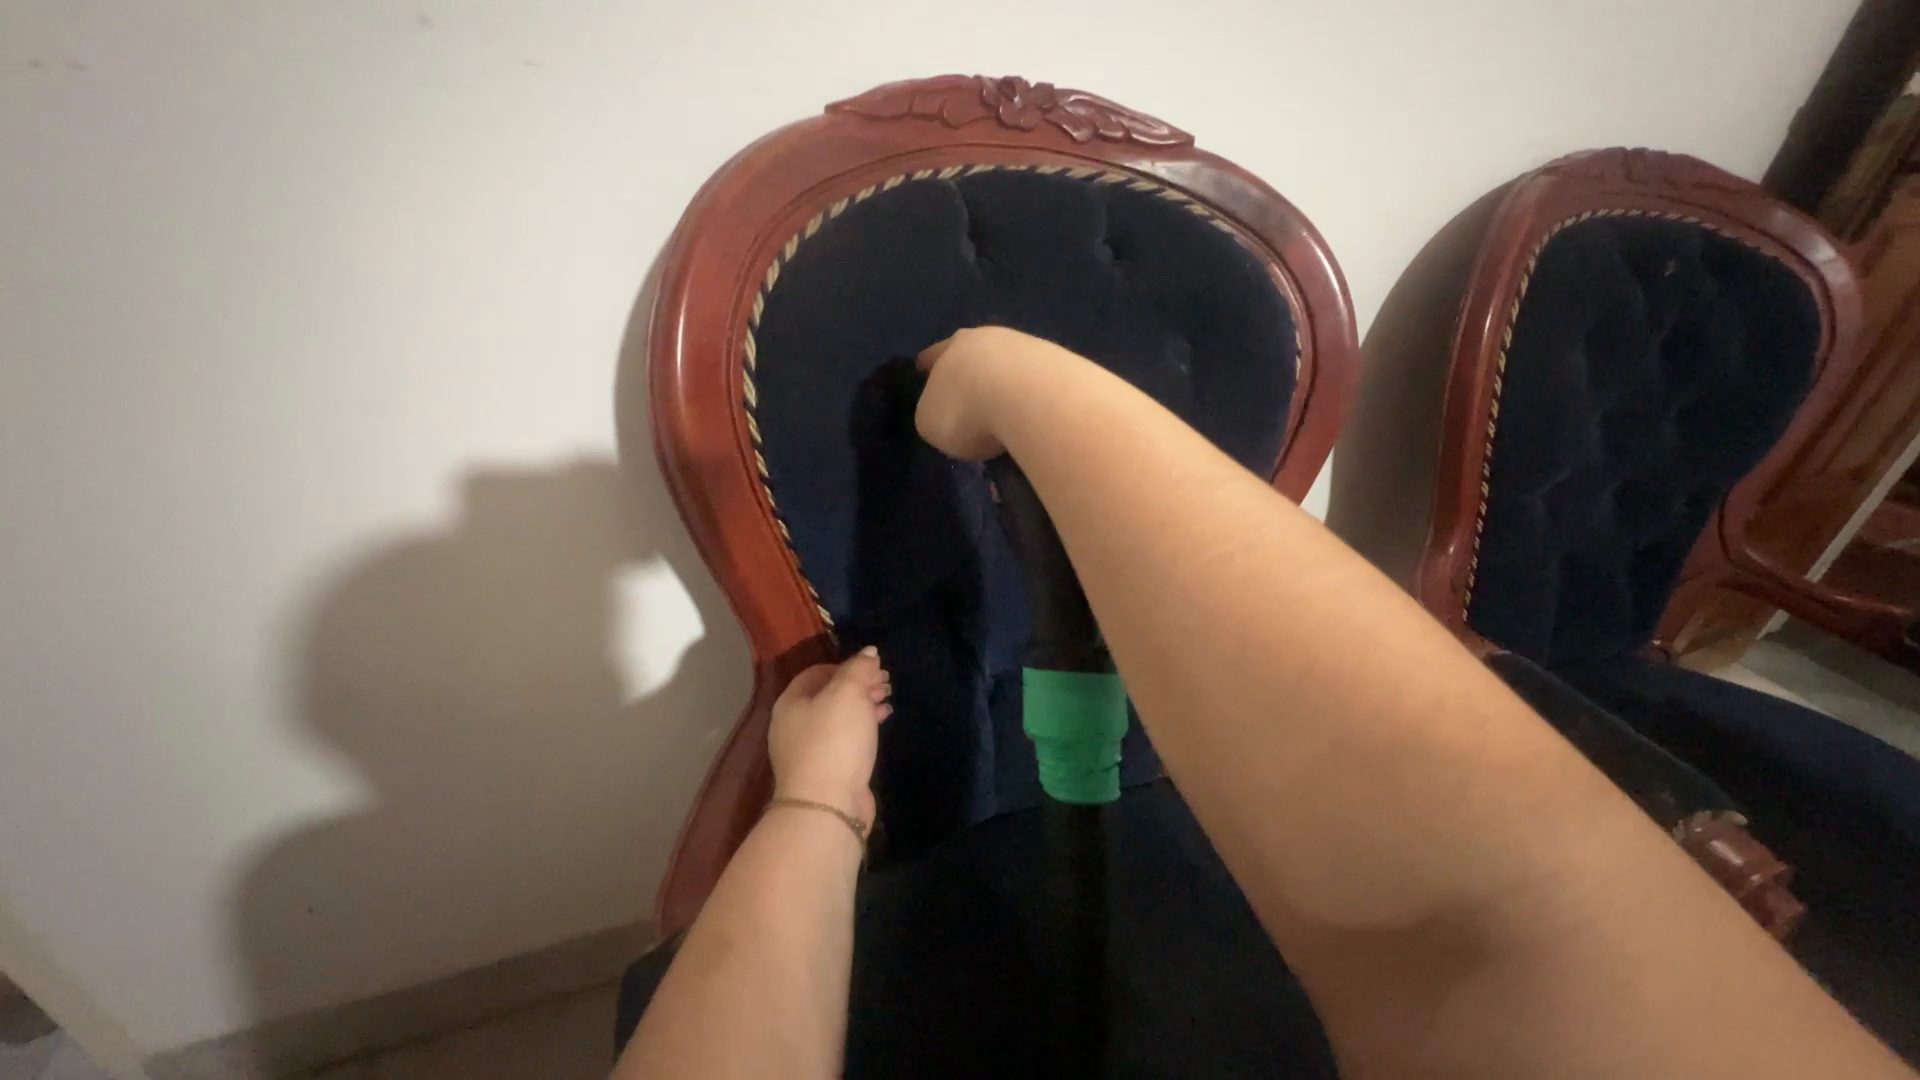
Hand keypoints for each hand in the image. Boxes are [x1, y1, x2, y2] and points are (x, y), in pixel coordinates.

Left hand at [768, 647, 891, 824]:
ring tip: (888, 699)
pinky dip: (864, 726)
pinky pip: (846, 739)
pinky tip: (882, 722)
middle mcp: (794, 725)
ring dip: (863, 705)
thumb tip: (869, 652)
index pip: (815, 672)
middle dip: (858, 684)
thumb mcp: (848, 693)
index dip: (844, 665)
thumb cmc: (834, 740)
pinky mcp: (827, 771)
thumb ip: (859, 668)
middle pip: (828, 695)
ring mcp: (809, 751)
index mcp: (791, 702)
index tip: (871, 667)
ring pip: (839, 718)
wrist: (828, 805)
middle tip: (886, 681)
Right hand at [914, 326, 1037, 460]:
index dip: (928, 364)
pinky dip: (1031, 393)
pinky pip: (1037, 380)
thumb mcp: (931, 423)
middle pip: (974, 351)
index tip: (923, 367)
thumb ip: (935, 414)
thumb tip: (949, 416)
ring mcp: (1028, 348)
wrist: (1030, 397)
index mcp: (951, 349)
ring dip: (1004, 379)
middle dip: (969, 368)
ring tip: (1005, 405)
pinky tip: (1032, 410)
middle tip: (967, 386)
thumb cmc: (967, 411)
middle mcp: (988, 339)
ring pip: (1008, 362)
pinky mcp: (1060, 364)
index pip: (934, 355)